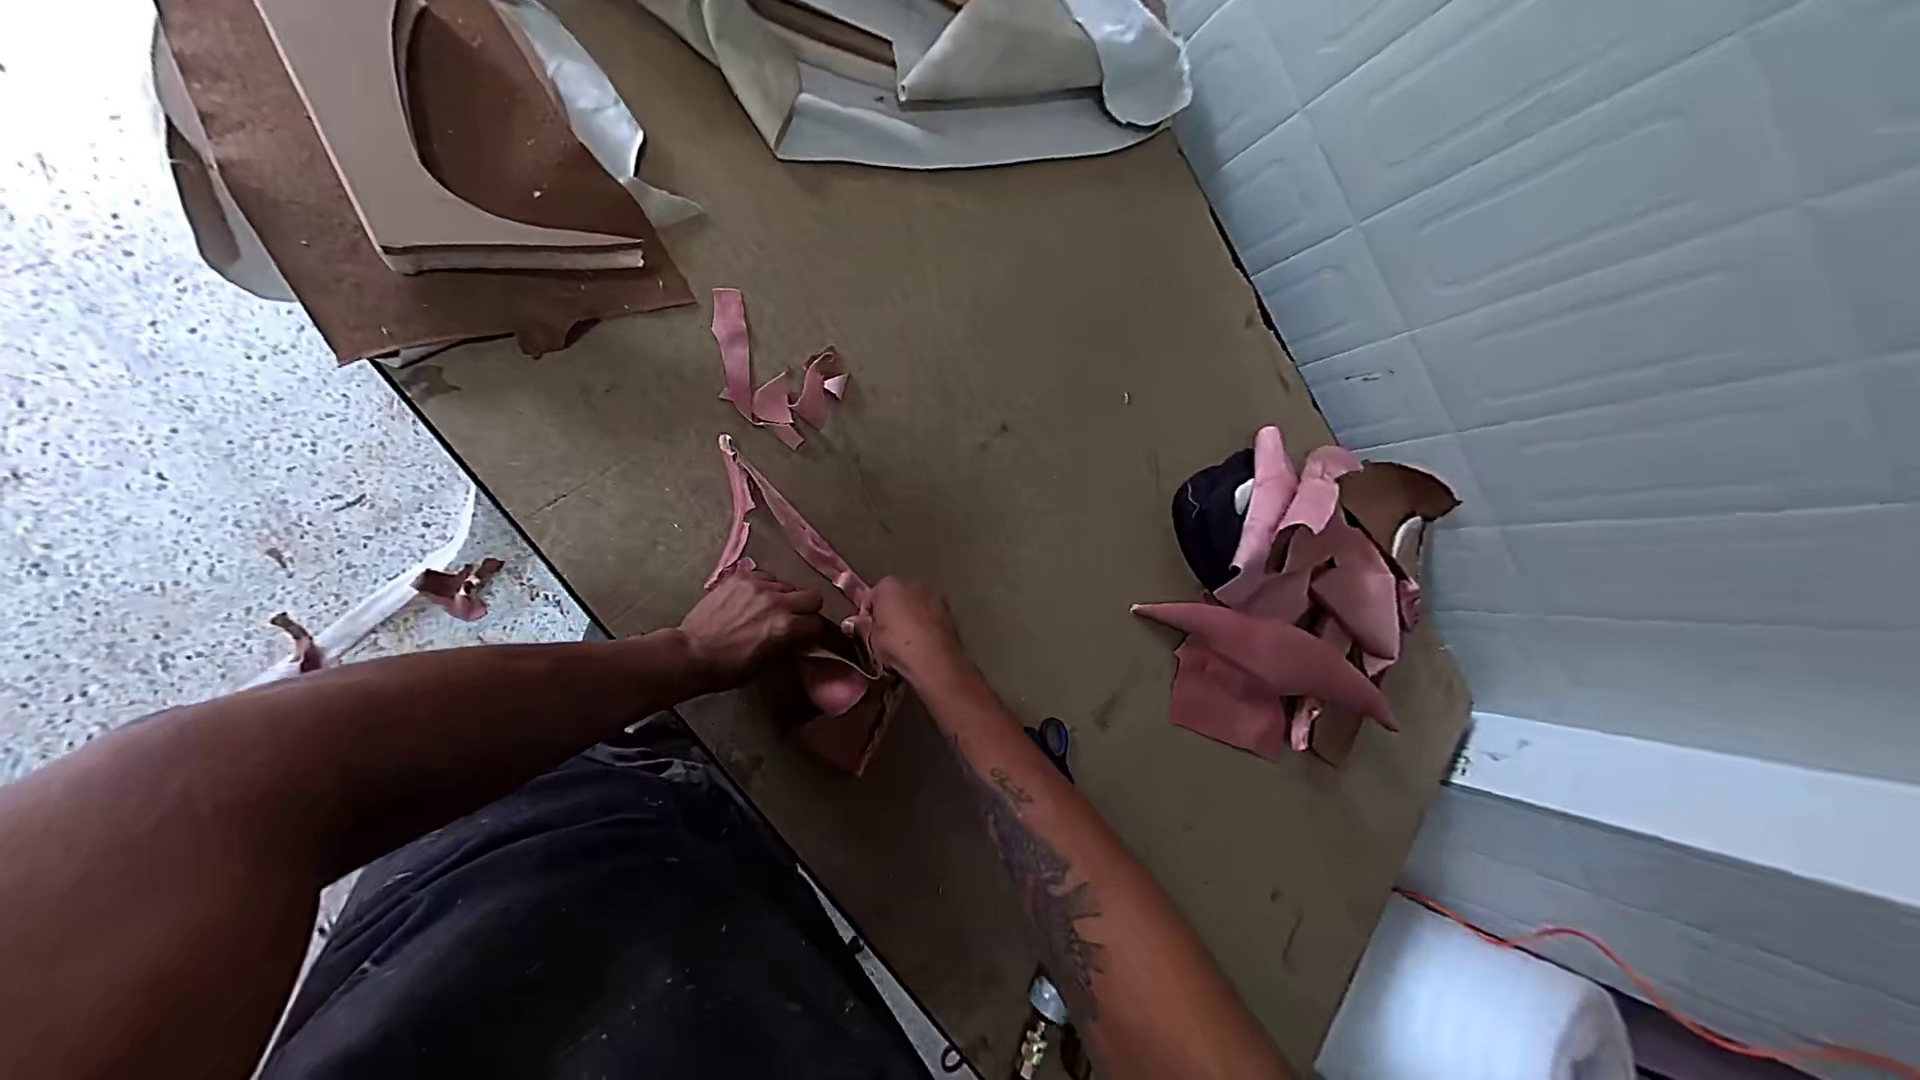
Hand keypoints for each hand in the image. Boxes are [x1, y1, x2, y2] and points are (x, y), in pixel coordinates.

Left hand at [679, 569, 825, 690]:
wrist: (691, 654)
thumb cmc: (729, 668)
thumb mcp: (768, 664)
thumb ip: (791, 645)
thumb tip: (802, 638)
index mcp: (787, 627)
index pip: (818, 623)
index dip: (813, 631)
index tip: (806, 635)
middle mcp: (777, 602)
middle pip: (813, 596)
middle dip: (807, 608)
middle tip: (795, 617)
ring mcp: (758, 586)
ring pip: (788, 584)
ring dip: (784, 597)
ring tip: (768, 608)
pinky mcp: (741, 578)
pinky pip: (766, 576)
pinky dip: (764, 587)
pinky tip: (753, 598)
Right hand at [868, 577, 971, 686]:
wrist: (934, 660)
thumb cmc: (896, 646)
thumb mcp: (871, 638)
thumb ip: (868, 625)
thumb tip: (869, 623)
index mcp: (888, 585)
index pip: (871, 596)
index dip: (868, 613)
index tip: (868, 629)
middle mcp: (913, 583)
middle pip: (896, 596)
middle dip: (891, 610)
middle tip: (887, 633)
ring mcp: (934, 595)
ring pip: (916, 604)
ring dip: (911, 615)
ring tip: (907, 639)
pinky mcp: (949, 610)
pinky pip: (930, 614)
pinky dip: (926, 623)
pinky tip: (924, 641)